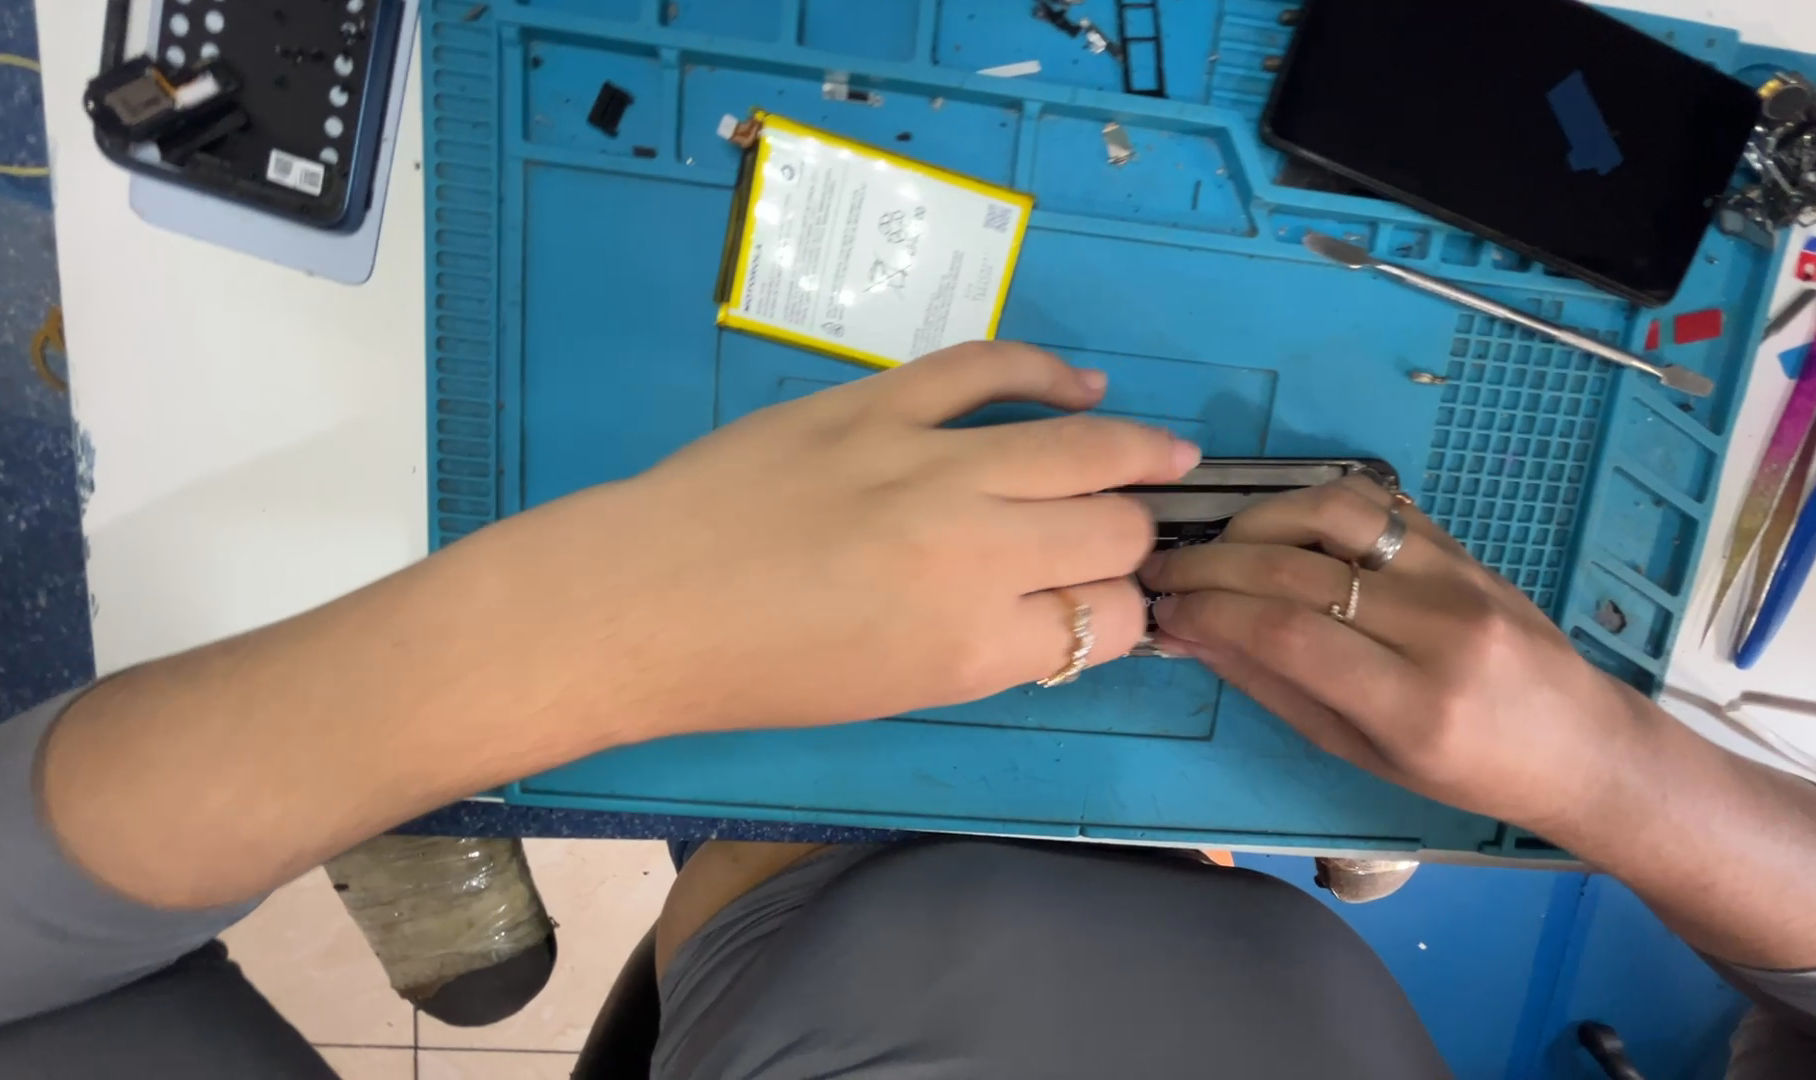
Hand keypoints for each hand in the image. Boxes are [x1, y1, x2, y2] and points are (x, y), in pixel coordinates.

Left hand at [533, 342, 1199, 733]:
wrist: (647, 600)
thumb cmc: (767, 672)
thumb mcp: (902, 687)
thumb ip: (997, 643)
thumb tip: (1065, 601)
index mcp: (978, 647)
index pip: (1108, 621)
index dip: (1121, 614)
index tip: (1106, 603)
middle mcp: (977, 552)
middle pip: (1115, 530)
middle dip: (1133, 540)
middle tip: (1122, 536)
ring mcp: (931, 464)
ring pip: (1084, 447)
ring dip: (1141, 454)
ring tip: (1168, 454)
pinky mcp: (882, 403)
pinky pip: (992, 367)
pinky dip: (1050, 375)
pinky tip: (1081, 389)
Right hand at [1138, 474, 1651, 832]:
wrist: (1583, 745)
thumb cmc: (1462, 771)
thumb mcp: (1354, 750)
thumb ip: (1268, 684)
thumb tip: (1190, 635)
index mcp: (1414, 704)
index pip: (1286, 634)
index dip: (1209, 612)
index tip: (1164, 610)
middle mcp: (1439, 628)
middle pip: (1295, 571)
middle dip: (1208, 567)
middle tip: (1162, 572)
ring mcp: (1456, 574)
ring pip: (1331, 514)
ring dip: (1253, 522)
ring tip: (1217, 546)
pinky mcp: (1460, 544)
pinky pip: (1368, 503)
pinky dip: (1305, 505)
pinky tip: (1274, 529)